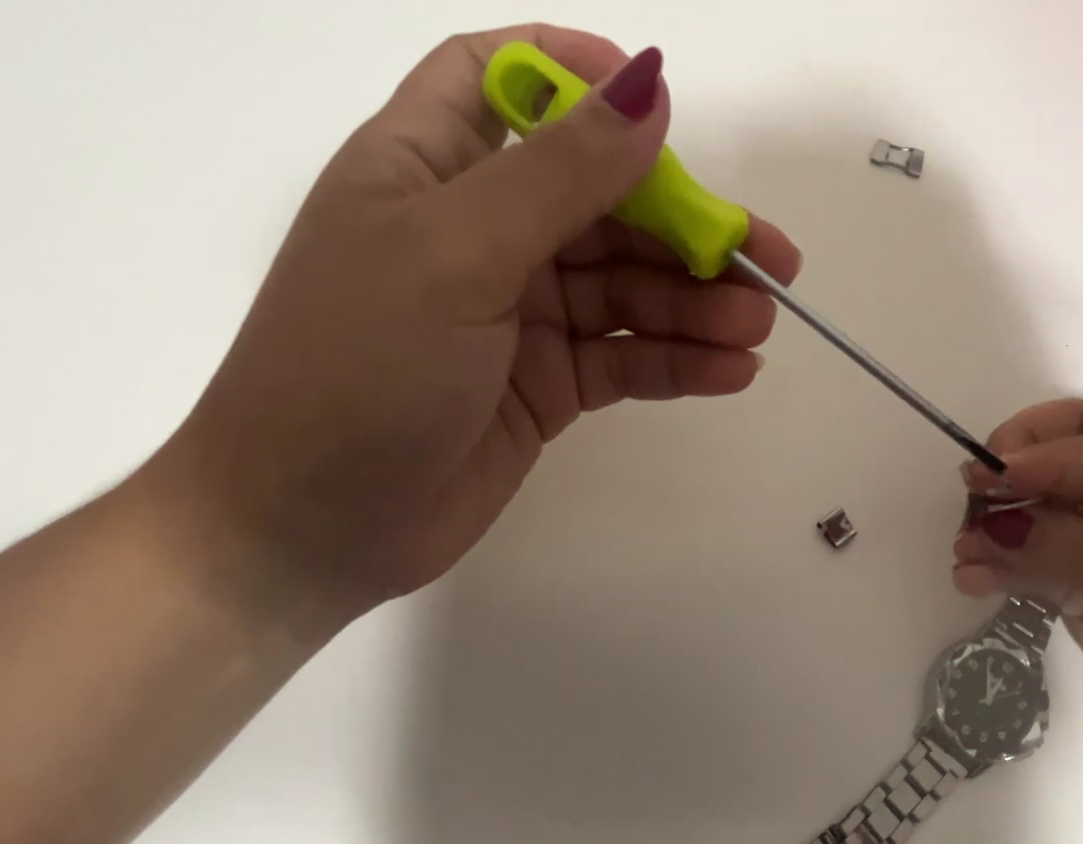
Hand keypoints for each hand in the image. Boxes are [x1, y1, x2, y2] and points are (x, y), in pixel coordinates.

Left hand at [133, 26, 800, 616]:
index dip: (580, 78)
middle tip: (770, 261)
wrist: (312, 525)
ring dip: (695, 303)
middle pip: (600, 200)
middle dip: (684, 225)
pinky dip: (676, 362)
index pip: (502, 84)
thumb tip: (649, 87)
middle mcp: (477, 232)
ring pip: (625, 289)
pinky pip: (623, 360)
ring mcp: (515, 315)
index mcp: (428, 167)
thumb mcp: (456, 253)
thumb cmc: (361, 366)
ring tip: (757, 326)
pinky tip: (731, 371)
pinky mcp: (544, 387)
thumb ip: (559, 175)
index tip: (660, 112)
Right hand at [952, 400, 1082, 786]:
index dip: (1043, 457)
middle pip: (1069, 455)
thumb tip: (994, 524)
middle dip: (1016, 471)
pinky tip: (972, 578)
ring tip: (964, 554)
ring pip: (1043, 507)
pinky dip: (1001, 562)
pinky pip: (1037, 558)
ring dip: (1000, 521)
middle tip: (973, 499)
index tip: (986, 481)